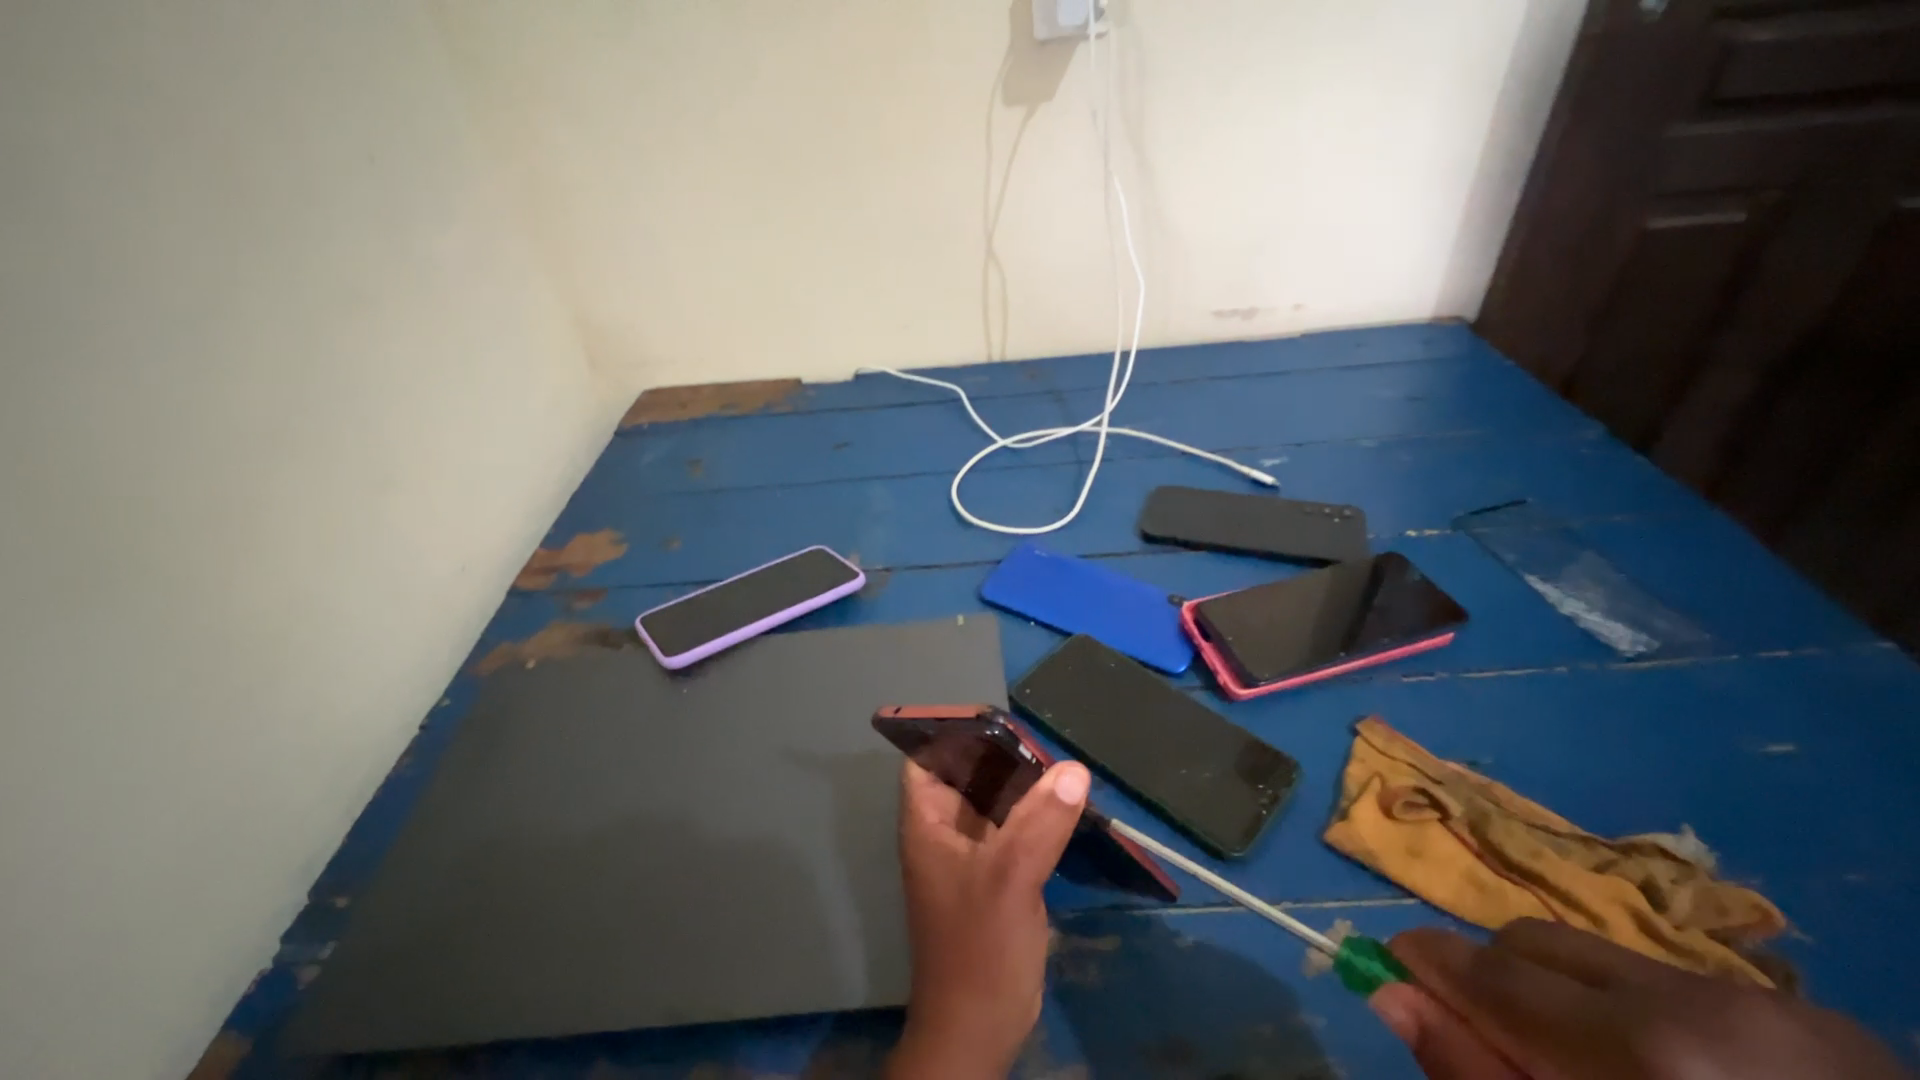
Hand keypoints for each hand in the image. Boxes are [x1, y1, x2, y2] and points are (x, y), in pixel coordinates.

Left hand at [885, 759, 1089, 1079]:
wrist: (977, 1027)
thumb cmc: (978, 948)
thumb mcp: (1010, 878)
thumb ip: (1040, 822)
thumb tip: (1075, 769)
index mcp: (927, 824)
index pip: (927, 759)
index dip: (954, 734)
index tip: (1000, 719)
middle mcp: (944, 833)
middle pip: (967, 777)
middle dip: (1002, 757)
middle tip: (1046, 739)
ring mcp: (971, 858)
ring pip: (995, 805)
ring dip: (1023, 787)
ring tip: (1064, 765)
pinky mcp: (997, 879)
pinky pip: (1014, 832)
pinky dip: (1036, 817)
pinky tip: (1068, 807)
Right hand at [1369, 918, 1909, 1079]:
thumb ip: (1475, 1075)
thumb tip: (1392, 995)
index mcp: (1638, 1053)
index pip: (1486, 968)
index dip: (1429, 965)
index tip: (1397, 974)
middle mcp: (1697, 1002)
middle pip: (1532, 939)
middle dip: (1497, 977)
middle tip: (1501, 1043)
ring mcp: (1766, 1004)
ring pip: (1604, 957)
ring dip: (1573, 998)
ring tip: (1601, 1069)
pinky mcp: (1818, 1016)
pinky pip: (1679, 983)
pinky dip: (1649, 1018)